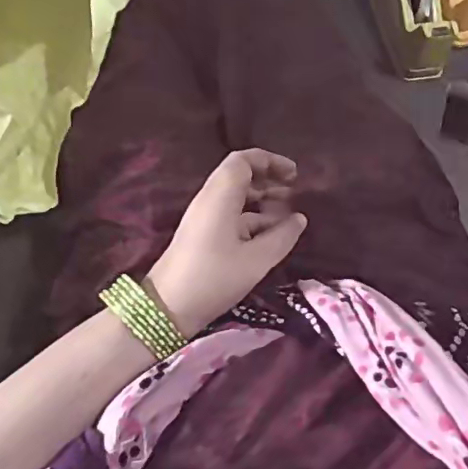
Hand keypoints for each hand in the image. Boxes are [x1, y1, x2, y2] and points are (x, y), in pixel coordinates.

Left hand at [146, 149, 306, 335]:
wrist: (168, 307)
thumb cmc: (214, 278)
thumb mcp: (256, 260)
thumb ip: (282, 237)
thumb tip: (299, 219)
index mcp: (220, 196)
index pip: (243, 161)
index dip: (270, 161)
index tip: (294, 174)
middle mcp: (210, 200)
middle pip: (239, 176)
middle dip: (269, 179)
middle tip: (295, 192)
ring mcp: (204, 218)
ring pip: (236, 198)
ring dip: (262, 201)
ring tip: (288, 214)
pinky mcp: (203, 235)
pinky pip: (231, 216)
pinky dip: (253, 218)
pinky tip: (271, 235)